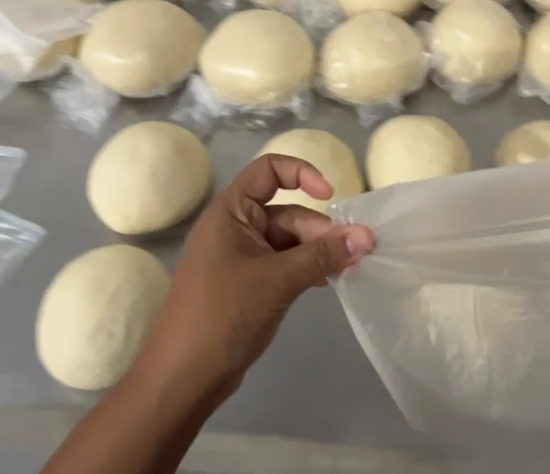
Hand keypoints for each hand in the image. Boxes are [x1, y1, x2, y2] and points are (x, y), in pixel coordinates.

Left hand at [142, 155, 374, 398]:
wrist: (182, 379)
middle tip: (349, 255)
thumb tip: (367, 235)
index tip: (330, 195)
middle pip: (286, 211)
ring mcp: (238, 258)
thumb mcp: (279, 280)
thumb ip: (324, 255)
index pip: (269, 170)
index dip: (301, 173)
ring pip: (287, 240)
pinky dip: (304, 269)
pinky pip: (281, 264)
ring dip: (315, 251)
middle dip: (318, 230)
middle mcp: (233, 228)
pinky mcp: (245, 285)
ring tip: (345, 271)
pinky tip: (326, 284)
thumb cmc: (224, 315)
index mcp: (230, 212)